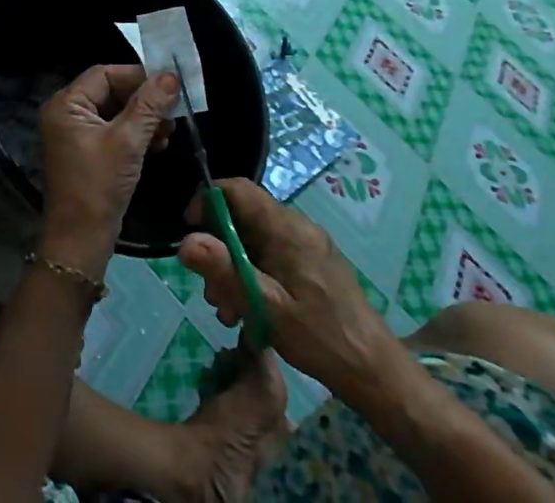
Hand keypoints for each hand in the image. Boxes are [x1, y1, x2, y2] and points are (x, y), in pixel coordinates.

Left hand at [36, 66, 177, 274]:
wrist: (80, 241)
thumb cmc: (99, 185)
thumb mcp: (128, 141)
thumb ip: (149, 105)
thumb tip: (171, 75)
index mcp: (66, 105)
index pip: (105, 73)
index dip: (138, 77)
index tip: (169, 87)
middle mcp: (66, 114)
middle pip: (112, 91)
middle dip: (145, 101)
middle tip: (173, 112)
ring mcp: (76, 134)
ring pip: (117, 112)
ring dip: (144, 118)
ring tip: (168, 132)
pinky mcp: (87, 152)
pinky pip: (114, 131)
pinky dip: (136, 134)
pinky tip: (158, 144)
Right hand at [179, 179, 400, 402]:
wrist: (370, 365)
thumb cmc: (318, 335)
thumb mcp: (264, 305)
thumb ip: (224, 271)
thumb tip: (185, 242)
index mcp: (286, 228)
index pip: (238, 189)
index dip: (208, 201)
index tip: (190, 232)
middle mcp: (296, 226)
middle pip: (243, 218)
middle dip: (218, 250)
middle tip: (212, 295)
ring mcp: (306, 244)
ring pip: (254, 240)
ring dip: (234, 270)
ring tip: (230, 312)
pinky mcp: (311, 262)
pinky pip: (271, 255)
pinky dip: (253, 276)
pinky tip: (250, 312)